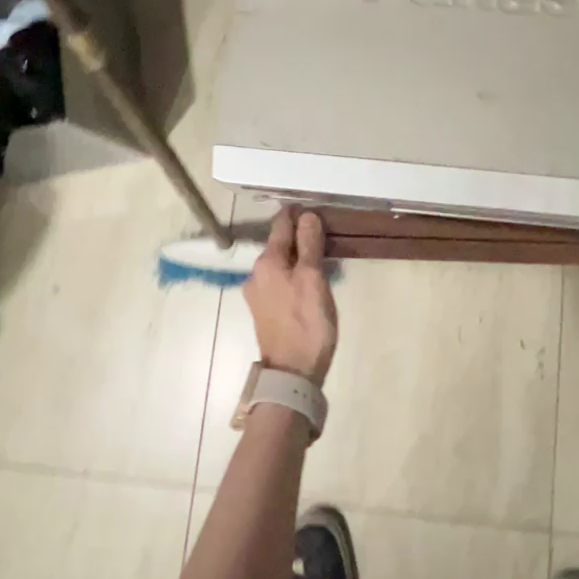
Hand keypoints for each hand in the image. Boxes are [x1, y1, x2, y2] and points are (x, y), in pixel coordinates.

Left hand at [243, 207, 337, 385]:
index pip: (280, 226)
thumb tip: (307, 215)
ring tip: (319, 255)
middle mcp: (256, 274)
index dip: (296, 214)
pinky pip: (279, 281)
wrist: (292, 373)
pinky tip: (307, 281)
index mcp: (267, 262)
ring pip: (279, 264)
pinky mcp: (264, 312)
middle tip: (322, 230)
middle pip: (278, 245)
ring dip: (296, 256)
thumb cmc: (307, 323)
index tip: (312, 206)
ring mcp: (257, 295)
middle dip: (297, 236)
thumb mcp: (313, 279)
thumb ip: (309, 245)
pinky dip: (292, 274)